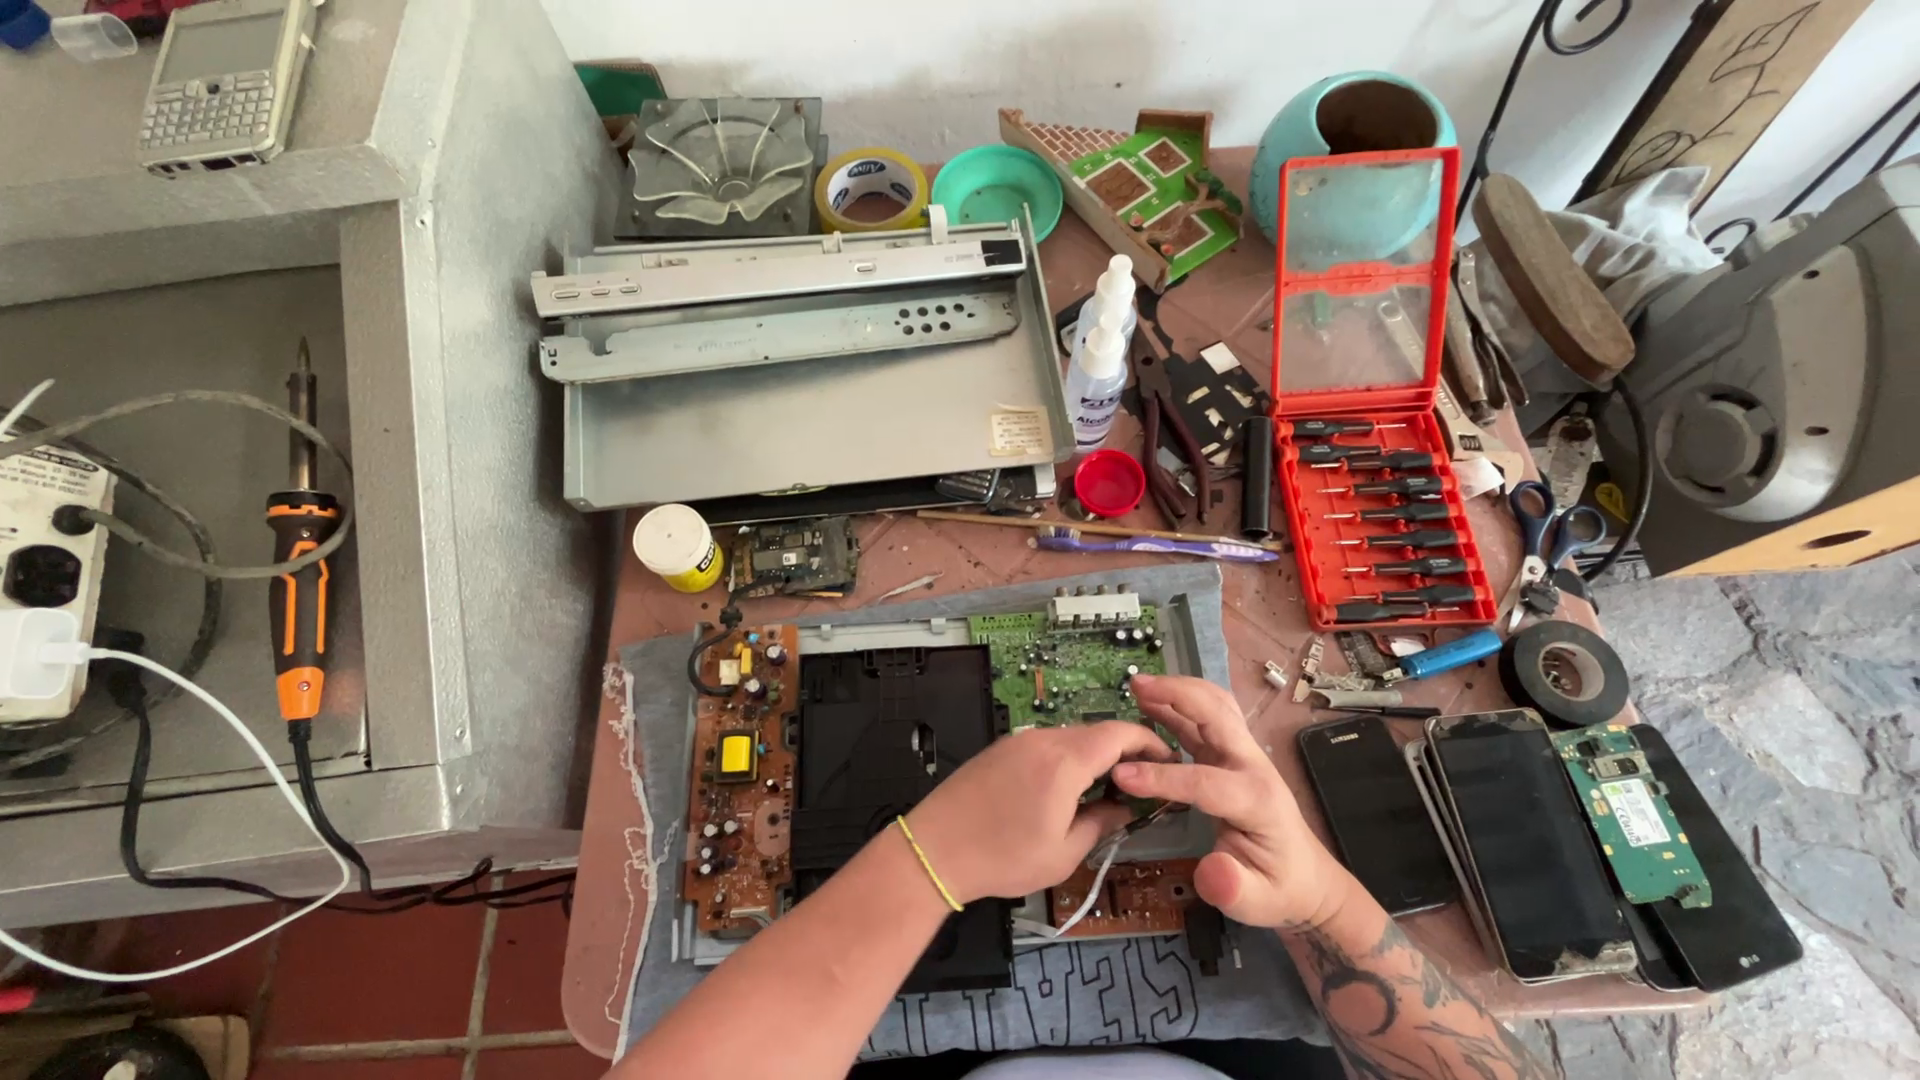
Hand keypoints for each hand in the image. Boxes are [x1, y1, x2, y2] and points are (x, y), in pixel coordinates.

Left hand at [904, 722, 1174, 904]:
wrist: (936, 848)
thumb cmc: (1001, 858)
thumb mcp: (1063, 853)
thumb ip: (1101, 824)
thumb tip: (1123, 808)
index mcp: (1064, 762)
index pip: (1119, 733)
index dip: (1149, 742)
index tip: (1166, 760)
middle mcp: (1043, 740)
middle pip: (1096, 731)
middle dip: (1124, 751)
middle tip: (1139, 782)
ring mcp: (1019, 740)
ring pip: (1071, 736)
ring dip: (1094, 755)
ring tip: (1104, 790)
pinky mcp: (1002, 748)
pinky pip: (1046, 743)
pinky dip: (1067, 757)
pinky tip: (1065, 789)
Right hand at [1109, 674, 1351, 929]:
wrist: (1306, 879)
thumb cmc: (1278, 890)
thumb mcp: (1257, 902)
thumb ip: (1233, 887)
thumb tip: (1209, 871)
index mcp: (1256, 801)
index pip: (1205, 781)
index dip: (1162, 777)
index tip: (1121, 775)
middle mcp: (1251, 767)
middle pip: (1218, 715)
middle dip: (1177, 695)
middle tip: (1135, 686)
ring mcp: (1242, 756)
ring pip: (1215, 705)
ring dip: (1179, 689)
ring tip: (1139, 685)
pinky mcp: (1229, 755)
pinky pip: (1206, 716)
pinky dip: (1179, 701)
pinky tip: (1151, 701)